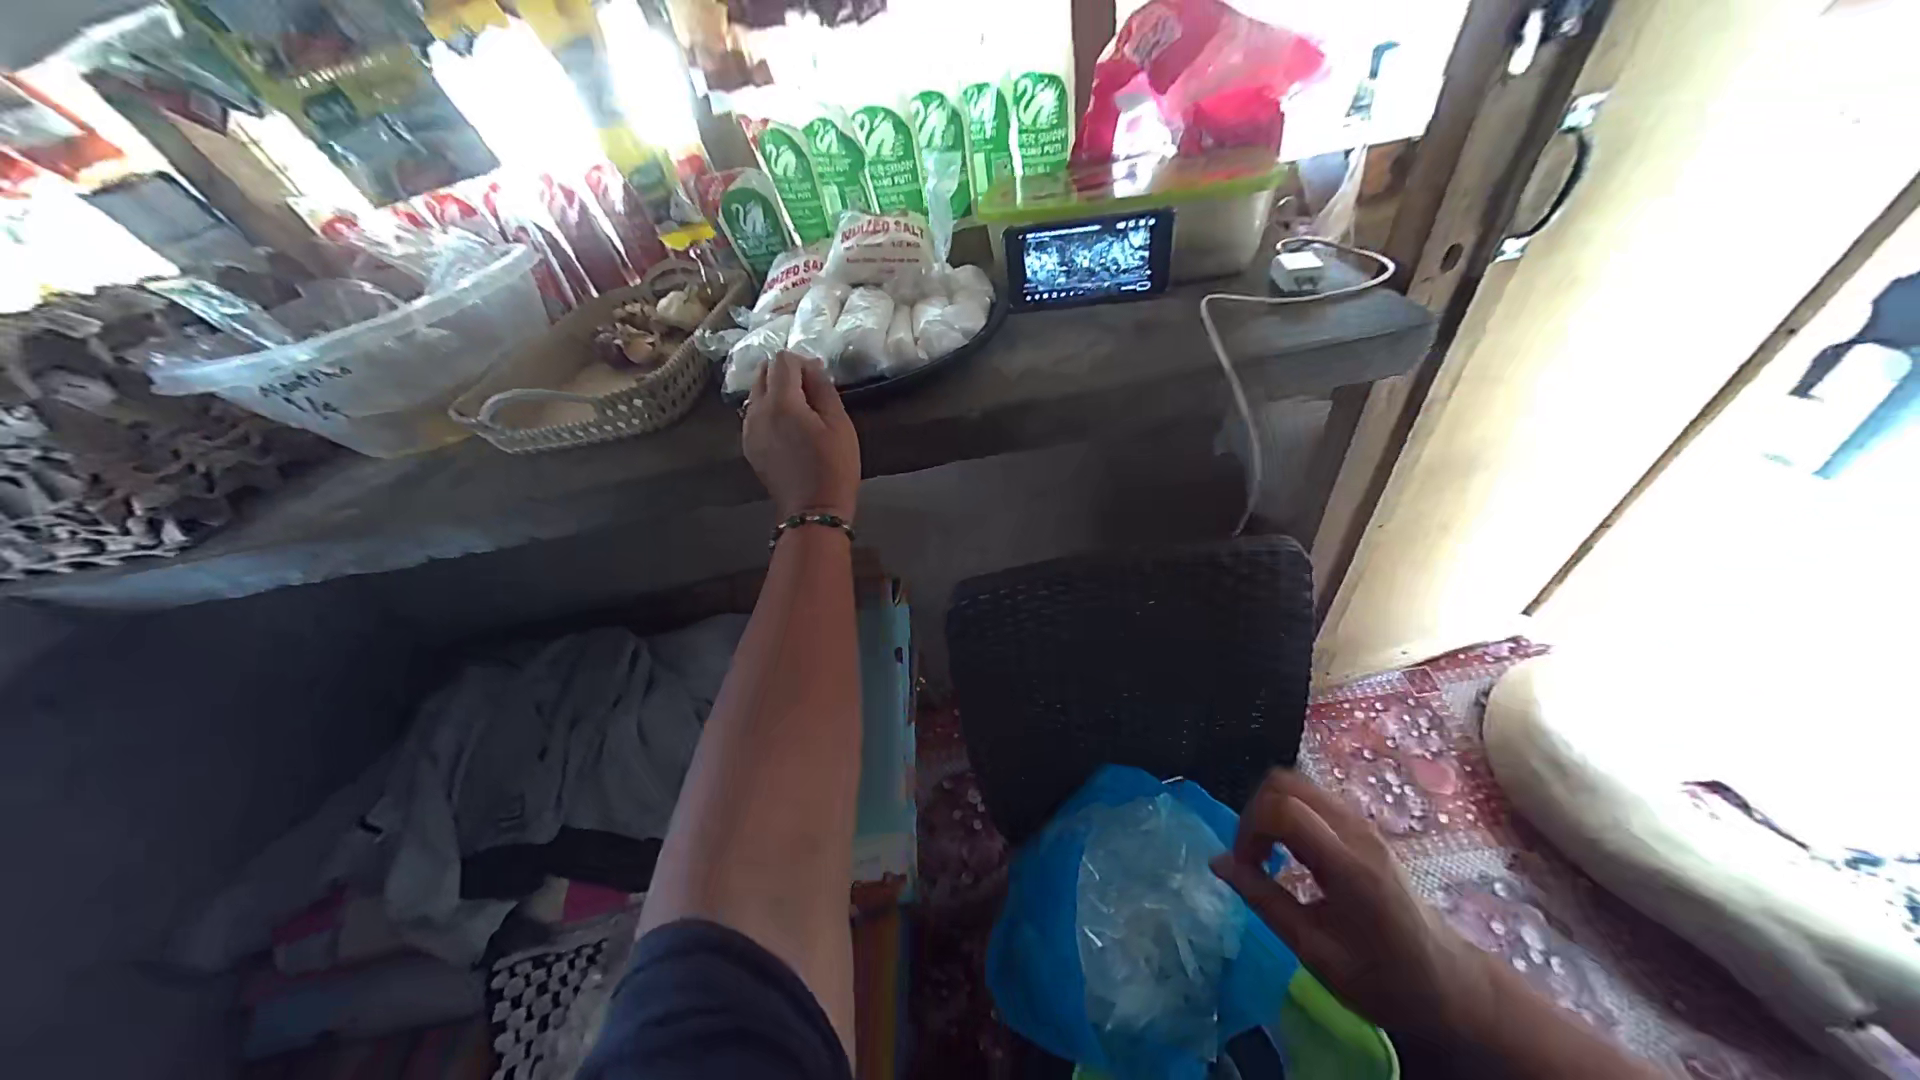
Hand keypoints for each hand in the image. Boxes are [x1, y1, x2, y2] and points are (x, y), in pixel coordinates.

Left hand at [744, 351, 860, 520]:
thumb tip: (812, 366)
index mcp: (781, 402)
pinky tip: (788, 429)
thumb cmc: (834, 466)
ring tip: (800, 411)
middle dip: (785, 374)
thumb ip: (823, 388)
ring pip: (756, 393)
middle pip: (763, 372)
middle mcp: (756, 410)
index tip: (819, 378)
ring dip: (775, 392)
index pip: (782, 360)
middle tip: (811, 393)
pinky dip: (768, 411)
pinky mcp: (748, 446)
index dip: (802, 362)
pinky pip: (754, 414)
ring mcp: (748, 429)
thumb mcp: (839, 424)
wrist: (813, 511)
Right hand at [1211, 770, 1494, 1042]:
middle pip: (1285, 782)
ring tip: (1267, 853)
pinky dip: (1287, 812)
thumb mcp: (1315, 952)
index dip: (1248, 828)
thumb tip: (1218, 863)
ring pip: (1297, 783)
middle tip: (1250, 855)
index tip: (1243, 865)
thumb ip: (1264, 901)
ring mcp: (1363, 824)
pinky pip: (1312, 796)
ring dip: (1269, 809)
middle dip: (1253, 812)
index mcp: (1350, 866)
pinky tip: (1290, 851)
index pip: (1284, 810)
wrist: (1450, 986)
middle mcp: (1357, 832)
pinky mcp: (1362, 826)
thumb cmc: (1383, 979)